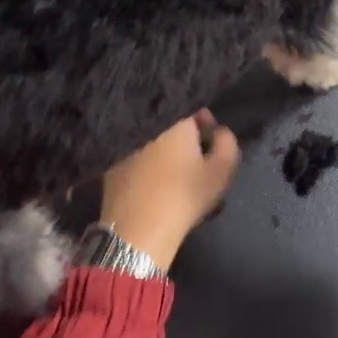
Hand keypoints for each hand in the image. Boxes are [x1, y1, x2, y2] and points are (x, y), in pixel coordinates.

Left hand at [100, 110, 240, 269]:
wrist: (137, 231)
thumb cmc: (183, 196)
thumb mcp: (220, 172)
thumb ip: (227, 142)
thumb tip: (218, 131)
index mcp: (173, 119)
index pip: (193, 105)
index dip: (205, 122)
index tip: (210, 140)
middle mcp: (145, 123)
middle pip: (169, 120)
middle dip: (182, 133)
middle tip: (192, 156)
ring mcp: (124, 142)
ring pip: (150, 135)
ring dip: (162, 145)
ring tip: (171, 169)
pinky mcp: (110, 162)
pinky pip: (133, 151)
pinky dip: (144, 158)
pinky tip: (150, 178)